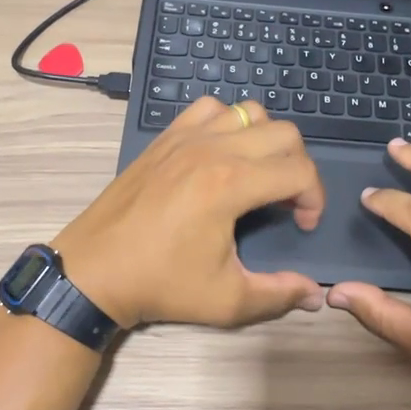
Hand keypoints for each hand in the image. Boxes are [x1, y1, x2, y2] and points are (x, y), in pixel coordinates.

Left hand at [53, 97, 325, 328]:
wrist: (94, 271)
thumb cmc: (161, 284)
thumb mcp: (226, 300)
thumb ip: (278, 294)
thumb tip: (315, 293)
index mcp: (231, 184)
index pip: (299, 171)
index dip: (316, 198)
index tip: (303, 225)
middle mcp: (213, 148)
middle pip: (284, 133)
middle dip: (298, 166)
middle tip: (287, 202)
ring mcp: (186, 136)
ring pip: (249, 112)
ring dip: (267, 140)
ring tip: (258, 175)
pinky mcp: (165, 137)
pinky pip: (210, 108)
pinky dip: (228, 123)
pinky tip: (222, 154)